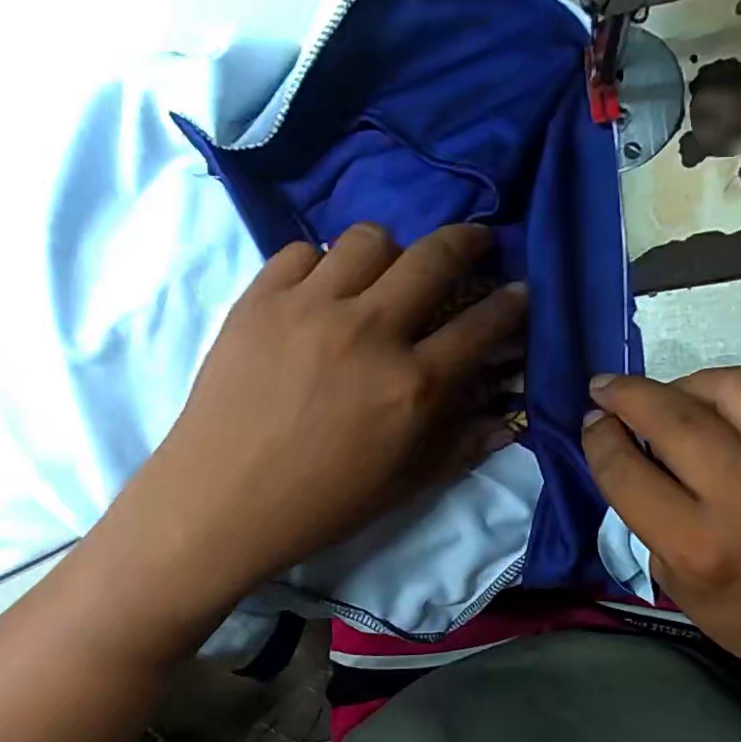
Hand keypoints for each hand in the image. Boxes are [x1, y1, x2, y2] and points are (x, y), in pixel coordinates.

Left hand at [124, 222, 525, 597]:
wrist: (219, 502)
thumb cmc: (323, 502)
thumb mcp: (406, 483)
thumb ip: (463, 444)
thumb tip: (507, 419)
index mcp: (413, 385)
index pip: (482, 325)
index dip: (511, 303)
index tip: (520, 289)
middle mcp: (370, 331)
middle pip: (434, 257)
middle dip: (468, 241)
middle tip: (475, 242)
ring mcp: (310, 307)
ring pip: (369, 239)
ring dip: (392, 250)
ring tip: (388, 271)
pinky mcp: (260, 299)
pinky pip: (303, 251)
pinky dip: (323, 263)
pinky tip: (323, 291)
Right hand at [582, 368, 740, 678]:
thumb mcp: (675, 582)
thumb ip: (646, 512)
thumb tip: (628, 441)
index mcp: (702, 548)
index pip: (628, 471)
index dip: (599, 438)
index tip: (593, 423)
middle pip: (673, 417)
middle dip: (626, 394)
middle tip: (607, 389)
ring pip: (732, 386)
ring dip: (687, 382)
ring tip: (673, 397)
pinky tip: (727, 404)